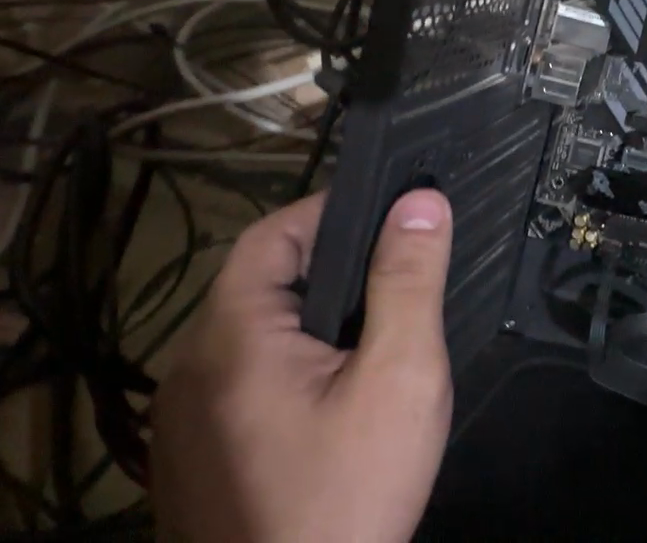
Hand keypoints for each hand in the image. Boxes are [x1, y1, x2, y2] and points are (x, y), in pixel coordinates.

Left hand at [152, 189, 454, 542]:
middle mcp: (192, 368)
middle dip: (341, 258)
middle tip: (414, 263)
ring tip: (395, 315)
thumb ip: (407, 281)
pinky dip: (305, 349)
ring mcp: (190, 415)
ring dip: (324, 306)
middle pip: (265, 280)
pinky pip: (254, 370)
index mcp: (232, 340)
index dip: (336, 209)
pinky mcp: (204, 449)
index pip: (271, 236)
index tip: (404, 208)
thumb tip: (422, 201)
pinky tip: (354, 377)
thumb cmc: (351, 481)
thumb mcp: (399, 372)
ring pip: (262, 327)